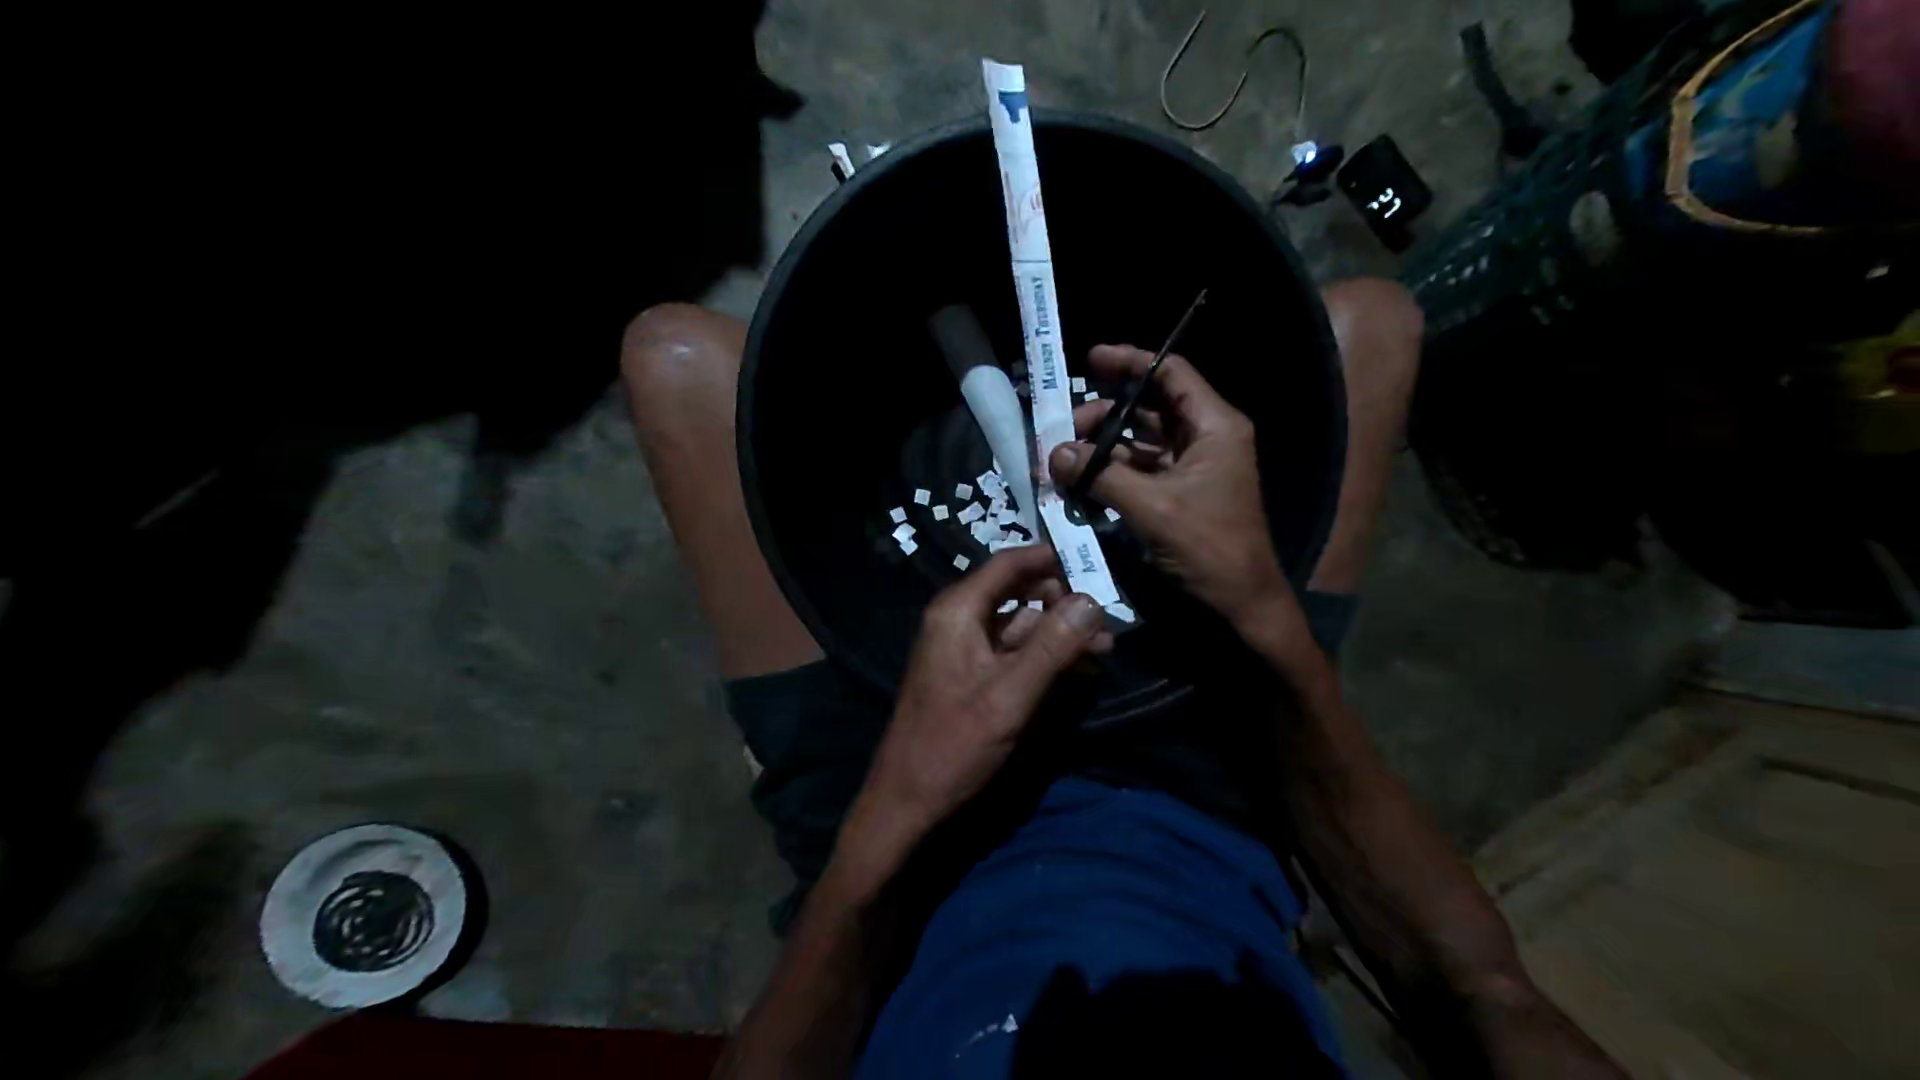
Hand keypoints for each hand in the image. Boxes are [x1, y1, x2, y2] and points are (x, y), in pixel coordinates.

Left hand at [848, 544, 1110, 853]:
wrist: (909, 796)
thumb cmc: (954, 743)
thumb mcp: (1009, 695)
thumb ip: (1051, 646)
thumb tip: (1092, 600)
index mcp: (959, 610)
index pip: (1009, 564)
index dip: (1051, 557)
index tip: (1094, 560)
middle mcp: (959, 618)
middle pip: (1019, 591)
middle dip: (1064, 602)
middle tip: (1107, 622)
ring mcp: (966, 646)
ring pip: (1022, 623)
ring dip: (1060, 632)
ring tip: (1104, 648)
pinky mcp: (974, 672)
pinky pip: (1015, 650)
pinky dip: (1045, 655)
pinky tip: (1079, 667)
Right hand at [1047, 344, 1294, 628]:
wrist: (1240, 601)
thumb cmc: (1210, 546)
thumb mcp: (1153, 507)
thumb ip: (1103, 476)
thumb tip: (1055, 453)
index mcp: (1213, 427)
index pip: (1171, 374)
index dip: (1131, 361)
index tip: (1090, 359)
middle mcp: (1205, 438)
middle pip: (1149, 407)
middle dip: (1105, 413)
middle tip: (1065, 430)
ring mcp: (1191, 466)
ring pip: (1140, 440)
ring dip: (1103, 445)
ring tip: (1065, 456)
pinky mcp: (1179, 492)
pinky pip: (1139, 469)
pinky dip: (1111, 471)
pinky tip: (1082, 479)